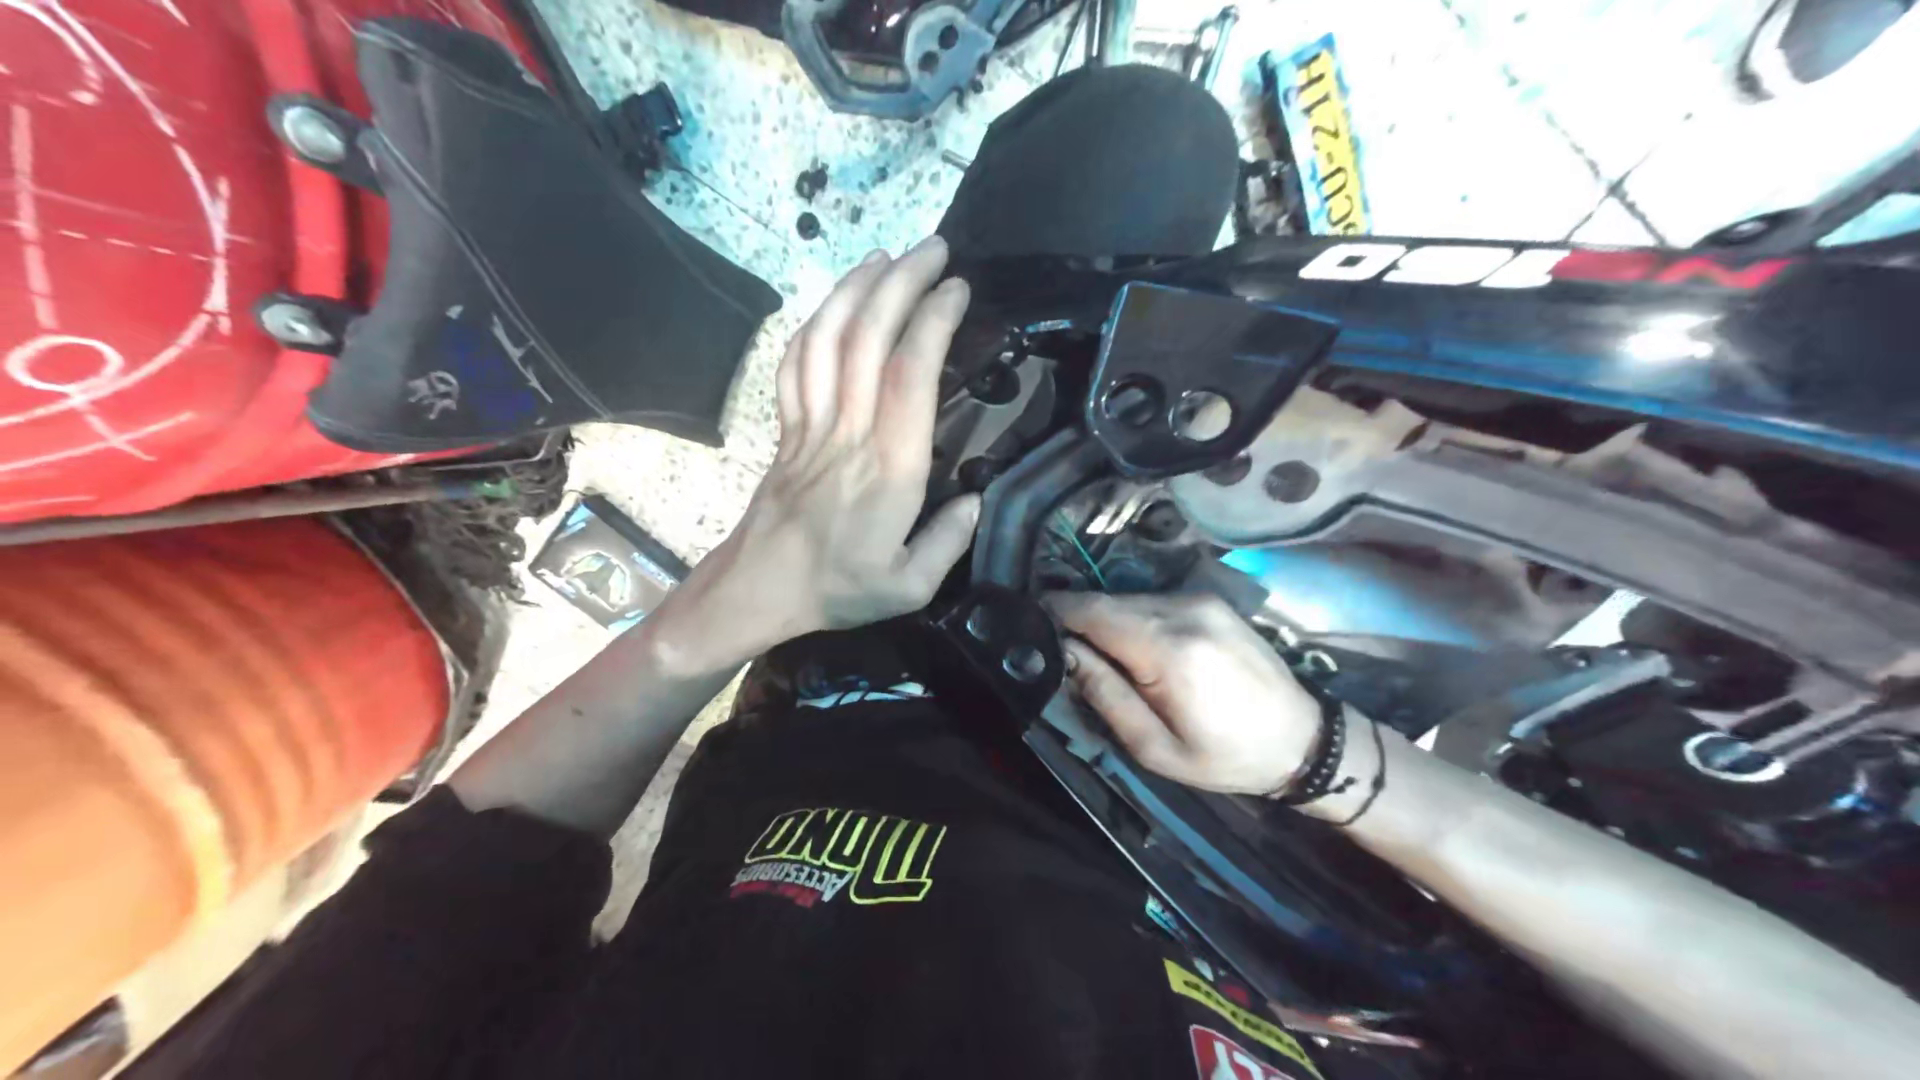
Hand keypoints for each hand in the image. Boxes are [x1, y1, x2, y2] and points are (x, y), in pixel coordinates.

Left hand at [655, 237, 980, 672]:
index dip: (933, 321)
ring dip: (856, 291)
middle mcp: (849, 434)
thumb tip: (975, 499)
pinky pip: (794, 366)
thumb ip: (948, 542)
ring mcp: (811, 427)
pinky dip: (813, 325)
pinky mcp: (787, 429)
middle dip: (901, 282)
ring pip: (827, 341)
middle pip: (868, 340)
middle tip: (933, 249)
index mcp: (889, 470)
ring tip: (885, 257)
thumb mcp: (910, 588)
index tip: (957, 289)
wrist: (760, 591)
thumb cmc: (838, 590)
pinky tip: (833, 306)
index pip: (909, 375)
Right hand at [1045, 592, 1323, 796]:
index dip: (1055, 614)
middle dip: (1077, 621)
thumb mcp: (1154, 747)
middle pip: (1107, 601)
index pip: (1092, 611)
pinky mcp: (1210, 600)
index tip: (1032, 631)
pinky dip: (1132, 620)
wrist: (1304, 741)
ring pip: (1128, 599)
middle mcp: (1184, 610)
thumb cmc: (1225, 757)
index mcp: (1169, 650)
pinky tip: (1137, 650)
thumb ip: (1105, 694)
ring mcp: (1201, 600)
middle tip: (1063, 654)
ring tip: (1102, 658)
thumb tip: (1063, 651)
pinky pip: (1152, 601)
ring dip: (1106, 621)